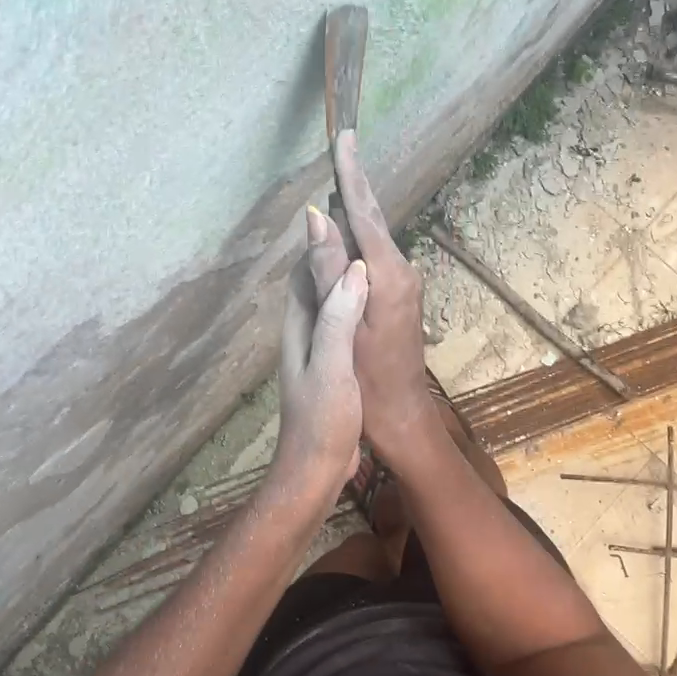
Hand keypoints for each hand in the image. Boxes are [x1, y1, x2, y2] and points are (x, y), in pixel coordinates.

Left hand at [272, 209, 368, 497]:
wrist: (314, 472)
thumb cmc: (322, 420)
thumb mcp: (332, 366)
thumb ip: (338, 317)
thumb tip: (354, 265)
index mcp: (300, 325)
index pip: (307, 268)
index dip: (321, 237)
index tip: (339, 202)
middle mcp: (304, 330)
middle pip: (315, 278)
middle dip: (332, 247)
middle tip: (359, 216)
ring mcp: (317, 349)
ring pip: (329, 299)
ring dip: (344, 272)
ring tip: (371, 248)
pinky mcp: (332, 366)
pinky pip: (341, 321)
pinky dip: (356, 301)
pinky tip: (376, 303)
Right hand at [331, 130, 441, 464]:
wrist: (404, 418)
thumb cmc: (367, 382)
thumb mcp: (342, 326)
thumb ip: (330, 272)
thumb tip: (317, 218)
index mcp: (389, 277)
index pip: (366, 214)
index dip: (351, 175)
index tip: (345, 137)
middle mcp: (403, 272)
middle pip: (373, 218)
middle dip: (355, 182)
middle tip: (343, 141)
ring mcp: (405, 284)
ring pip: (374, 237)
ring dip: (355, 208)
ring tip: (336, 174)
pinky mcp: (400, 296)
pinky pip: (375, 254)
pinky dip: (358, 236)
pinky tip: (343, 229)